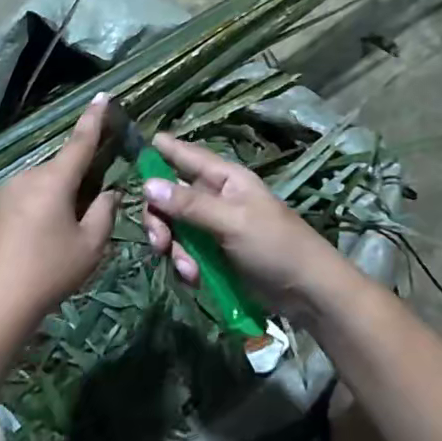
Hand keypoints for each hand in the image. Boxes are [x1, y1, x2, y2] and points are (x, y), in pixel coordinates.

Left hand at [0, 94, 120, 365]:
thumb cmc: (47, 274)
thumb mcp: (90, 247)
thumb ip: (105, 213)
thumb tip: (107, 193)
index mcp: (52, 179)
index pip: (79, 142)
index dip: (94, 119)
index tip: (101, 96)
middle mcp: (23, 178)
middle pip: (58, 172)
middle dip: (75, 185)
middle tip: (86, 219)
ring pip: (37, 190)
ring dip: (51, 203)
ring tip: (55, 244)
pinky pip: (17, 204)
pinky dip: (31, 216)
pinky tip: (30, 250)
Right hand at [141, 133, 362, 323]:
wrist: (307, 293)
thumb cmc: (276, 246)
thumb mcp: (231, 222)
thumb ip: (189, 205)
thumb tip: (147, 184)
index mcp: (225, 179)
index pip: (186, 155)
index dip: (162, 150)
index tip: (135, 147)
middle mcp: (214, 198)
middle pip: (168, 197)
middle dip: (160, 221)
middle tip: (160, 243)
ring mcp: (212, 227)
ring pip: (173, 228)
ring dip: (174, 250)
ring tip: (188, 271)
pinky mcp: (212, 254)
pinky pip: (184, 252)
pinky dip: (185, 266)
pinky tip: (195, 279)